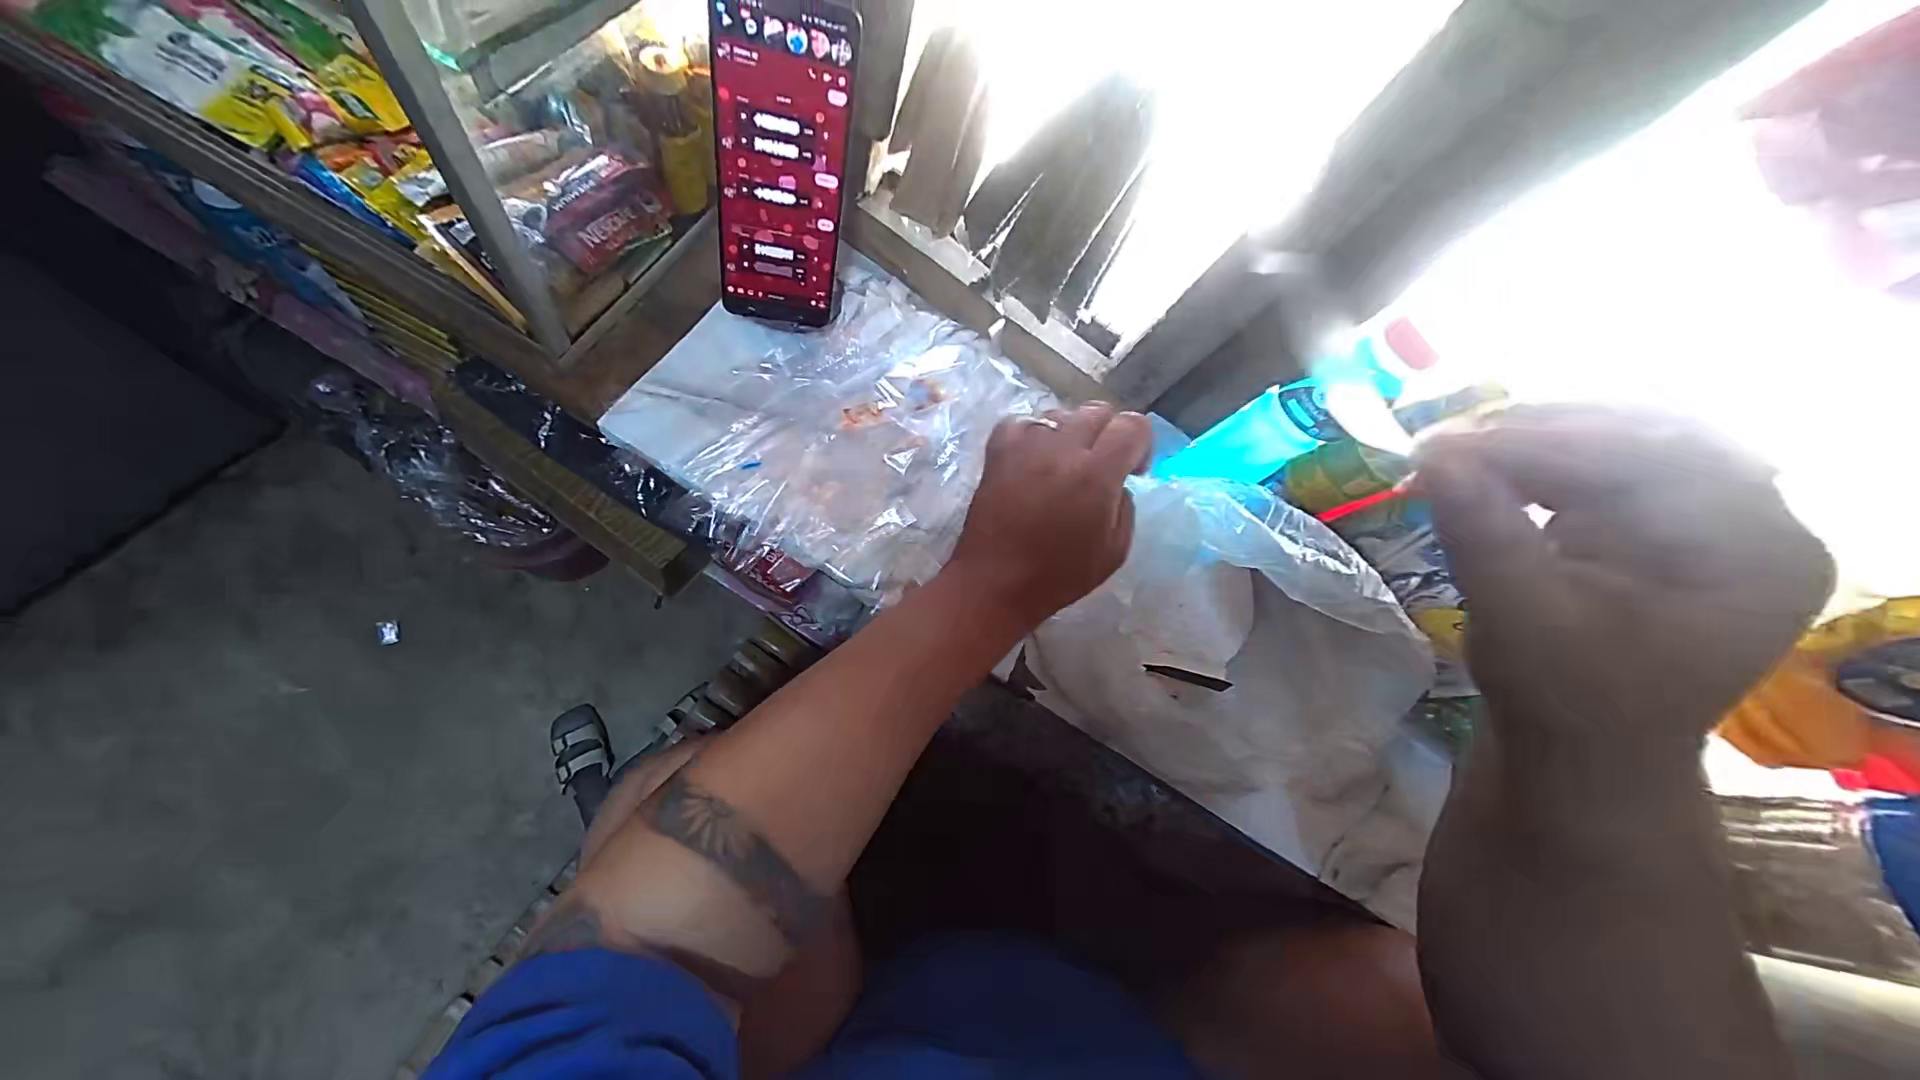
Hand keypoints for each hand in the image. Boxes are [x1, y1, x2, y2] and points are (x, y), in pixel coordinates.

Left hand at [944, 402, 1151, 629]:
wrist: (995, 582)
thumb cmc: (1058, 575)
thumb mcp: (1115, 550)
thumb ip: (1125, 505)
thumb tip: (1117, 481)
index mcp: (1096, 474)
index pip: (1132, 424)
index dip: (1141, 444)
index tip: (1133, 470)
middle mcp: (1062, 449)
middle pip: (1098, 411)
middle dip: (1109, 433)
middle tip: (1102, 466)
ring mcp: (1026, 446)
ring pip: (1061, 413)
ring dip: (1072, 432)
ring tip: (1066, 463)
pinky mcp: (998, 451)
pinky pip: (1023, 422)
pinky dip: (1036, 433)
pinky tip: (1036, 457)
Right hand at [1413, 405, 1831, 756]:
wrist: (1581, 747)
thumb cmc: (1564, 696)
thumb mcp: (1519, 616)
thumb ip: (1482, 530)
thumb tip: (1432, 455)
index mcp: (1752, 548)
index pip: (1648, 456)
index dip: (1537, 441)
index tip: (1442, 444)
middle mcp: (1748, 518)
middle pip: (1640, 434)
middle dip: (1531, 431)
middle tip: (1442, 441)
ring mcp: (1703, 517)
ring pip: (1613, 442)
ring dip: (1523, 443)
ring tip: (1449, 454)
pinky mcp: (1654, 523)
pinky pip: (1595, 468)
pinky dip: (1529, 464)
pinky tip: (1480, 471)